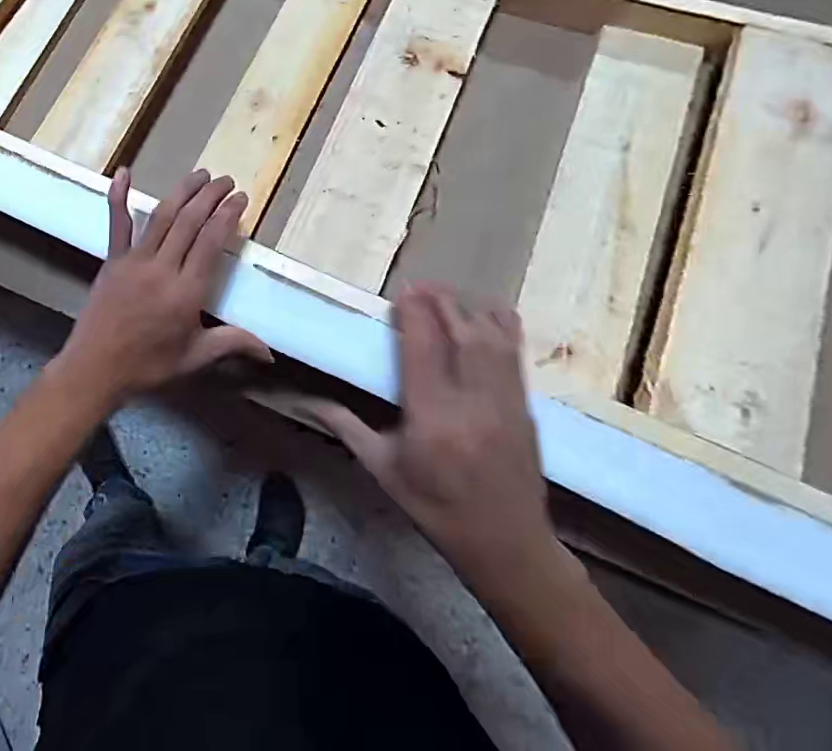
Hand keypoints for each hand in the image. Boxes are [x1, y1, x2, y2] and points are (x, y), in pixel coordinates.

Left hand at [57, 168, 270, 400]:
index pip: (211, 241)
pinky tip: (124, 173)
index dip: (227, 215)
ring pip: (162, 217)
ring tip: (200, 175)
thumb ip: (232, 344)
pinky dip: (119, 196)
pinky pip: (117, 224)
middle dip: (211, 197)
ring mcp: (134, 261)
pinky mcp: (112, 260)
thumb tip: (269, 352)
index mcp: (186, 292)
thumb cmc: (148, 365)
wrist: (95, 368)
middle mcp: (162, 268)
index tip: (240, 198)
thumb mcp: (194, 357)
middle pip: (190, 221)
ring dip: (182, 192)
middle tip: (226, 181)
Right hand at [284, 284, 556, 586]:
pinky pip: (515, 357)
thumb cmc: (434, 507)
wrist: (506, 544)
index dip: (414, 314)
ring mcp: (505, 405)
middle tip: (421, 286)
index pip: (423, 350)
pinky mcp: (526, 410)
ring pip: (494, 341)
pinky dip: (501, 329)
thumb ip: (346, 426)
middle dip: (443, 303)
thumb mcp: (382, 469)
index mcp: (432, 419)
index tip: (403, 292)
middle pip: (462, 335)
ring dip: (471, 311)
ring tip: (450, 296)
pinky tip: (488, 316)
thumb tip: (305, 400)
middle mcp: (472, 404)